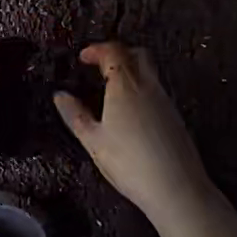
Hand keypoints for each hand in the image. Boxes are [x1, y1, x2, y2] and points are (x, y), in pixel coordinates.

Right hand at [54, 42, 216, 225]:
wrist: (177, 187)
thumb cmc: (130, 163)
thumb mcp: (93, 141)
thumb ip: (75, 115)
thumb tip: (60, 95)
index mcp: (125, 86)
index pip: (113, 52)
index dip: (97, 49)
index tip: (84, 56)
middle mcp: (148, 86)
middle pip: (136, 54)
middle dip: (117, 52)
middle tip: (100, 64)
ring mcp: (165, 100)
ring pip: (149, 71)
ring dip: (130, 69)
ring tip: (112, 86)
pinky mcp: (175, 116)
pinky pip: (156, 89)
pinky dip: (141, 87)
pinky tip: (131, 110)